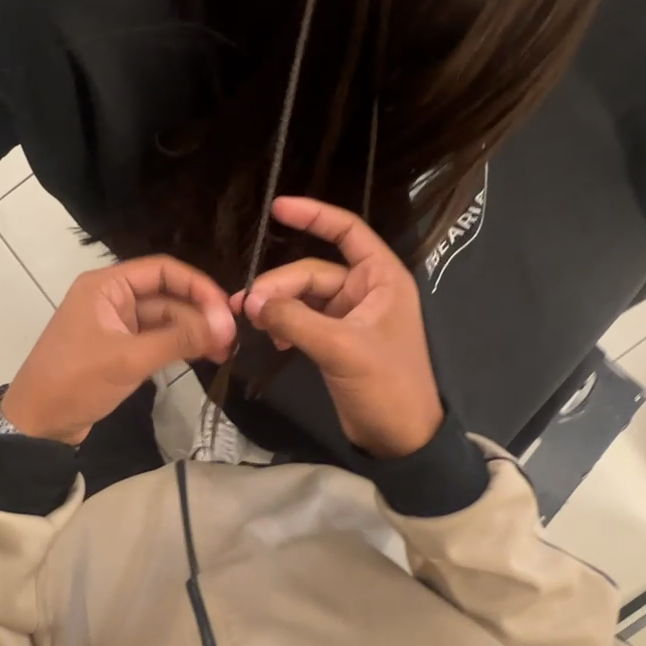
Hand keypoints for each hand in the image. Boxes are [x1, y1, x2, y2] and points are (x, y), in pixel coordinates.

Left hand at [1, 255, 235, 443]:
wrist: (38, 423)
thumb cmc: (75, 381)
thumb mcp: (128, 359)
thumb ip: (177, 339)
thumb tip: (224, 326)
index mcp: (106, 286)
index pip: (162, 270)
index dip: (197, 286)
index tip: (226, 310)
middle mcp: (112, 298)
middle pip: (167, 295)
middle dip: (199, 314)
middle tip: (231, 339)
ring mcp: (116, 325)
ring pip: (165, 320)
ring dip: (193, 332)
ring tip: (224, 352)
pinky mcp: (120, 350)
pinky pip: (157, 340)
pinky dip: (179, 346)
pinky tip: (204, 357)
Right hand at [231, 197, 443, 457]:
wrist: (400, 439)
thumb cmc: (386, 386)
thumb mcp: (341, 349)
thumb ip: (295, 320)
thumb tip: (250, 301)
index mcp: (382, 279)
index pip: (347, 232)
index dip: (314, 216)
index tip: (277, 207)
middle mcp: (367, 291)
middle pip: (313, 272)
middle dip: (279, 285)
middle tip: (245, 307)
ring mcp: (350, 317)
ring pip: (304, 298)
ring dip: (277, 307)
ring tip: (251, 322)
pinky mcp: (336, 341)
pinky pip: (303, 321)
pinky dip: (285, 326)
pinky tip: (271, 340)